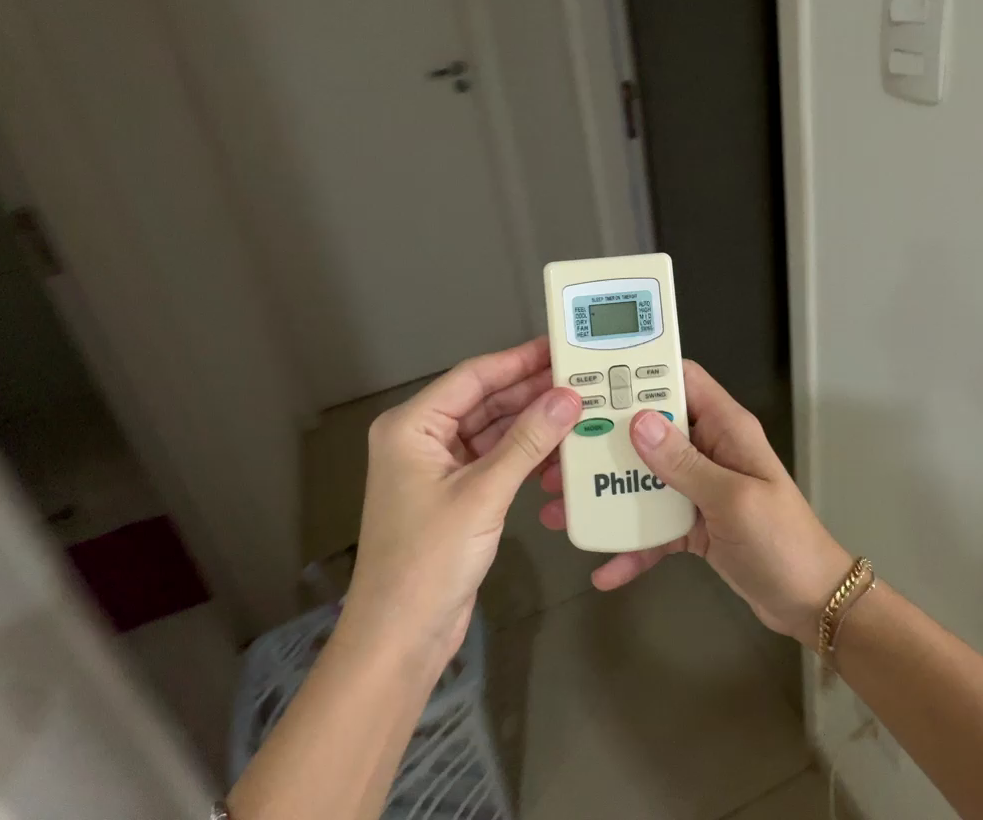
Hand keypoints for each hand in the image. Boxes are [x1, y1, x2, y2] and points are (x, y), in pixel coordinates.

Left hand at [345, 336, 582, 665]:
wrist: (401, 635)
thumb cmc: (429, 559)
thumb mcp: (482, 494)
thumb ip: (527, 441)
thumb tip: (568, 397)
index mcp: (412, 426)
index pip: (473, 377)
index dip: (518, 360)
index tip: (559, 347)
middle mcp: (422, 439)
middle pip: (484, 401)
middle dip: (530, 390)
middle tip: (581, 376)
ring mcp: (438, 468)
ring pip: (493, 431)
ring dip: (532, 423)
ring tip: (580, 406)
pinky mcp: (455, 495)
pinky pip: (495, 460)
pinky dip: (524, 454)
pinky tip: (560, 448)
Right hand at [537, 361, 852, 647]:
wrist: (809, 602)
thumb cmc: (782, 541)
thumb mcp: (733, 499)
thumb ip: (686, 464)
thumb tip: (638, 421)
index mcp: (726, 429)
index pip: (682, 381)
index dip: (642, 371)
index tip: (592, 376)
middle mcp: (709, 450)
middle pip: (650, 430)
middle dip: (604, 439)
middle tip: (559, 450)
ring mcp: (699, 487)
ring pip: (643, 478)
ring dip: (605, 492)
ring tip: (560, 506)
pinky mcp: (693, 523)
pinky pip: (653, 525)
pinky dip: (631, 544)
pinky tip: (604, 568)